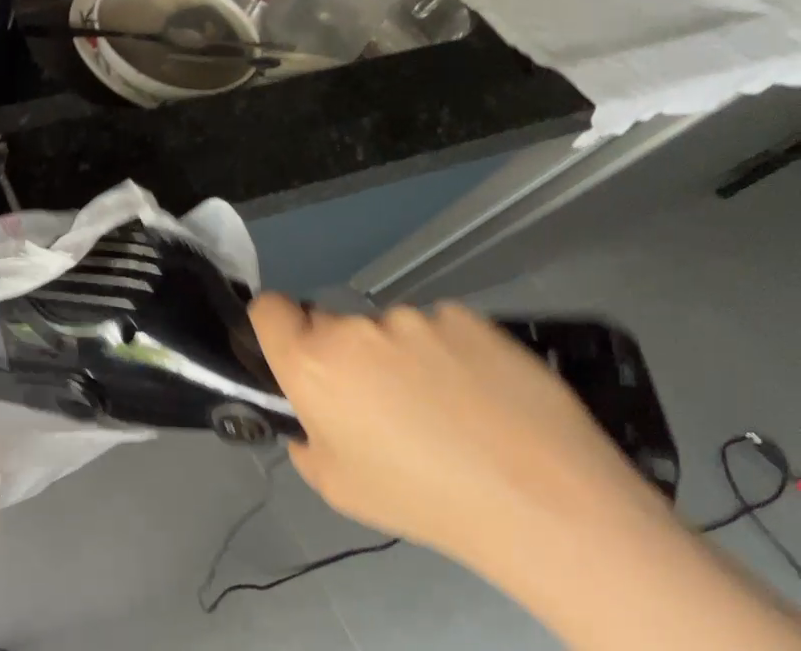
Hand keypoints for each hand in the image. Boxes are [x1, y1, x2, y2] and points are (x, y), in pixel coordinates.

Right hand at [248, 295, 669, 565]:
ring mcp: (418, 320)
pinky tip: (481, 396)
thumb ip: (307, 439)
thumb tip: (317, 421)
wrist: (546, 506)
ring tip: (448, 408)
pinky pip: (443, 329)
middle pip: (333, 326)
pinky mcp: (473, 322)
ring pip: (391, 330)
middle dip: (348, 356)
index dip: (278, 330)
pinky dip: (451, 354)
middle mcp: (356, 329)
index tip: (298, 358)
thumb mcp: (336, 486)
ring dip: (402, 356)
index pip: (269, 309)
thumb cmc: (424, 500)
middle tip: (385, 406)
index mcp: (310, 362)